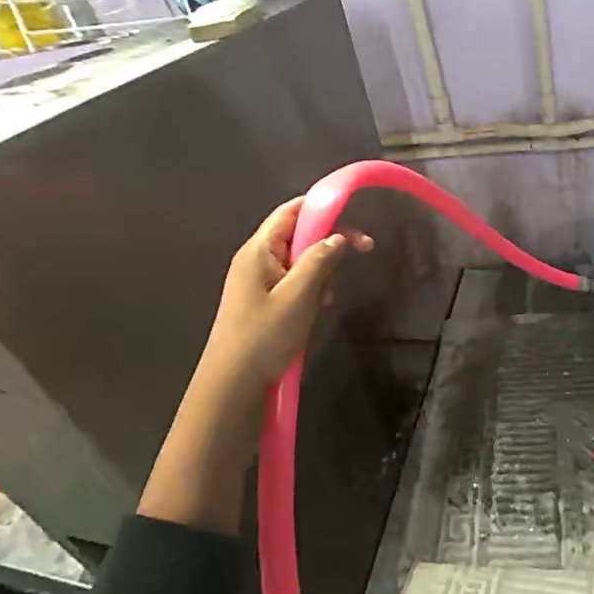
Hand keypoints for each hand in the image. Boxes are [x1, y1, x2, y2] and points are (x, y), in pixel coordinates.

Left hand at [197, 196, 373, 395]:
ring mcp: (257, 282)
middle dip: (328, 243)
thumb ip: (319, 260)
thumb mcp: (298, 295)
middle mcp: (256, 260)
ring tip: (328, 296)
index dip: (322, 207)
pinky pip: (293, 282)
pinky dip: (311, 289)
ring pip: (299, 260)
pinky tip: (318, 308)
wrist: (232, 387)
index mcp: (258, 250)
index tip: (354, 216)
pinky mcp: (262, 302)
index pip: (291, 210)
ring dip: (321, 271)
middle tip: (361, 251)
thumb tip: (338, 236)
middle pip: (298, 234)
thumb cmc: (264, 336)